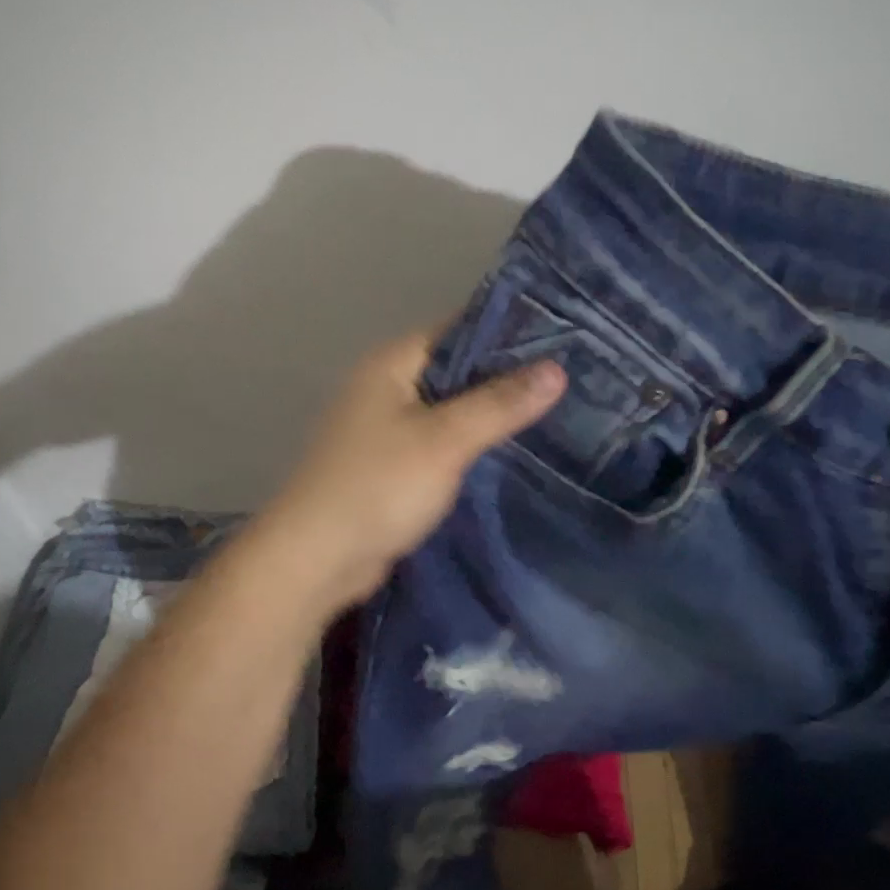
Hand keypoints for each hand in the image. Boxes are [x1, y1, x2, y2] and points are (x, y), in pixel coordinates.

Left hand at [256, 329, 565, 609]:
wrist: (317, 559)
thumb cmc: (378, 488)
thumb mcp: (445, 441)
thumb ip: (499, 404)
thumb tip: (557, 369)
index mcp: (391, 364)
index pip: (460, 329)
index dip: (510, 332)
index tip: (566, 341)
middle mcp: (385, 389)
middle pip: (456, 372)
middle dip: (507, 379)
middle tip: (572, 384)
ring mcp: (385, 431)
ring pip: (449, 413)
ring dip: (490, 418)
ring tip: (557, 417)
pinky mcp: (390, 471)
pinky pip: (440, 448)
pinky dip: (470, 451)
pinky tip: (513, 458)